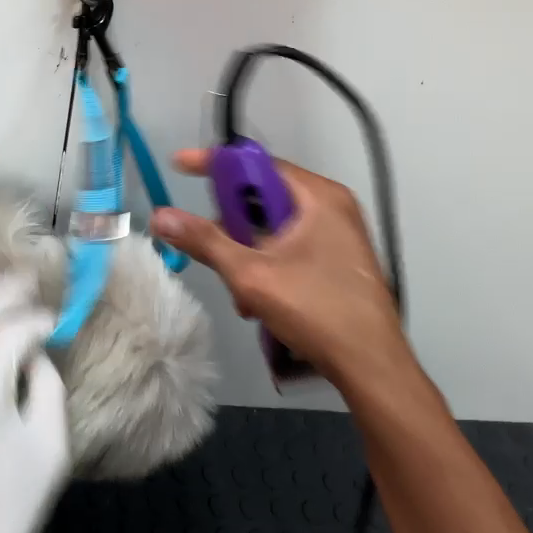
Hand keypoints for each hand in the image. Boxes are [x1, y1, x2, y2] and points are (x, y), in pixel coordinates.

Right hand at [151, 152, 409, 389]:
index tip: (178, 166)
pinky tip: (257, 299)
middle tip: (213, 249)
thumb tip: (160, 215)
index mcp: (318, 197)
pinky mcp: (338, 260)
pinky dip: (266, 264)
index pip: (255, 163)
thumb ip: (204, 241)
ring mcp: (338, 234)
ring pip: (272, 226)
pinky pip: (288, 246)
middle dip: (231, 224)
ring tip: (239, 289)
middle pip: (262, 196)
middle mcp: (331, 206)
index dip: (214, 164)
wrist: (372, 368)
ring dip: (246, 252)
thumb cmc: (316, 311)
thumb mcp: (250, 274)